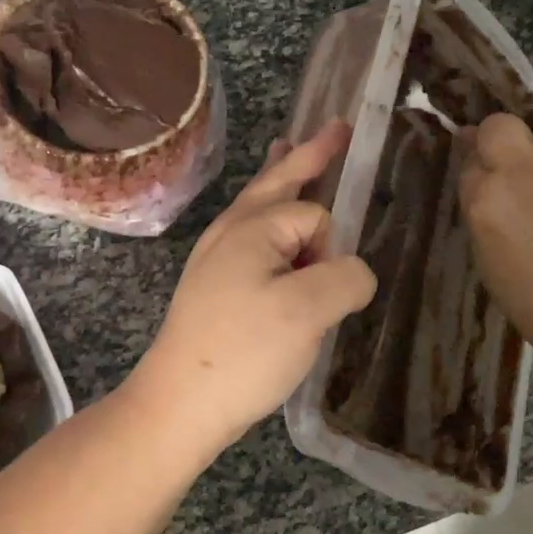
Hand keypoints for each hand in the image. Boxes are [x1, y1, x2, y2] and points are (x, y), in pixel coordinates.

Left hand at [126, 121, 378, 446]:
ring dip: (284, 180)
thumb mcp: (309, 310)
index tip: (327, 288)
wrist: (178, 405)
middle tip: (337, 128)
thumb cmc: (243, 351)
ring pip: (259, 205)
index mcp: (252, 227)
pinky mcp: (213, 287)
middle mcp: (230, 231)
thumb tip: (354, 272)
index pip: (315, 215)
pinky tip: (277, 229)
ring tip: (292, 151)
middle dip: (308, 156)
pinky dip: (272, 221)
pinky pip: (252, 236)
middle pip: (277, 181)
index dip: (331, 247)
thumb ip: (347, 277)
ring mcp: (216, 258)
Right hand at [461, 114, 532, 362]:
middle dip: (510, 139)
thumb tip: (490, 190)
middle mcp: (527, 171)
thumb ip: (488, 218)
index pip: (472, 161)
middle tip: (528, 166)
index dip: (484, 169)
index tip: (493, 180)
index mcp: (487, 201)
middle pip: (502, 125)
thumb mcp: (495, 265)